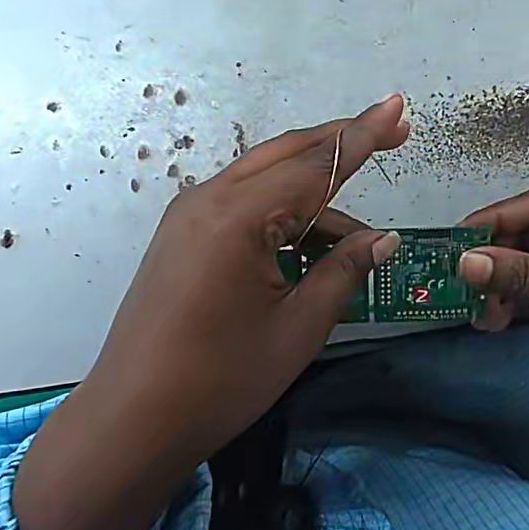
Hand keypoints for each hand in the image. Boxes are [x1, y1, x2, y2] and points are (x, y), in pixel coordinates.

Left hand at [14, 96, 408, 529]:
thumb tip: (384, 238)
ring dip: (312, 188)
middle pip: (286, 154)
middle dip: (340, 142)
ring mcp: (189, 216)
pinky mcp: (181, 236)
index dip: (362, 136)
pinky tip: (309, 241)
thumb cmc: (221, 381)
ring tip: (356, 230)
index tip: (397, 108)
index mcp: (239, 217)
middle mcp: (209, 200)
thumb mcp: (297, 329)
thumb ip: (343, 271)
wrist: (131, 421)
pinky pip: (242, 204)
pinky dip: (282, 211)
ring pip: (263, 178)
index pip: (315, 165)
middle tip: (392, 132)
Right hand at [457, 185, 528, 457]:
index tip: (455, 240)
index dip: (496, 219)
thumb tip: (465, 261)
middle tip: (460, 282)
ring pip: (528, 261)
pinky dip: (512, 301)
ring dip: (501, 284)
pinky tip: (494, 319)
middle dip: (497, 257)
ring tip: (479, 312)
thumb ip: (528, 276)